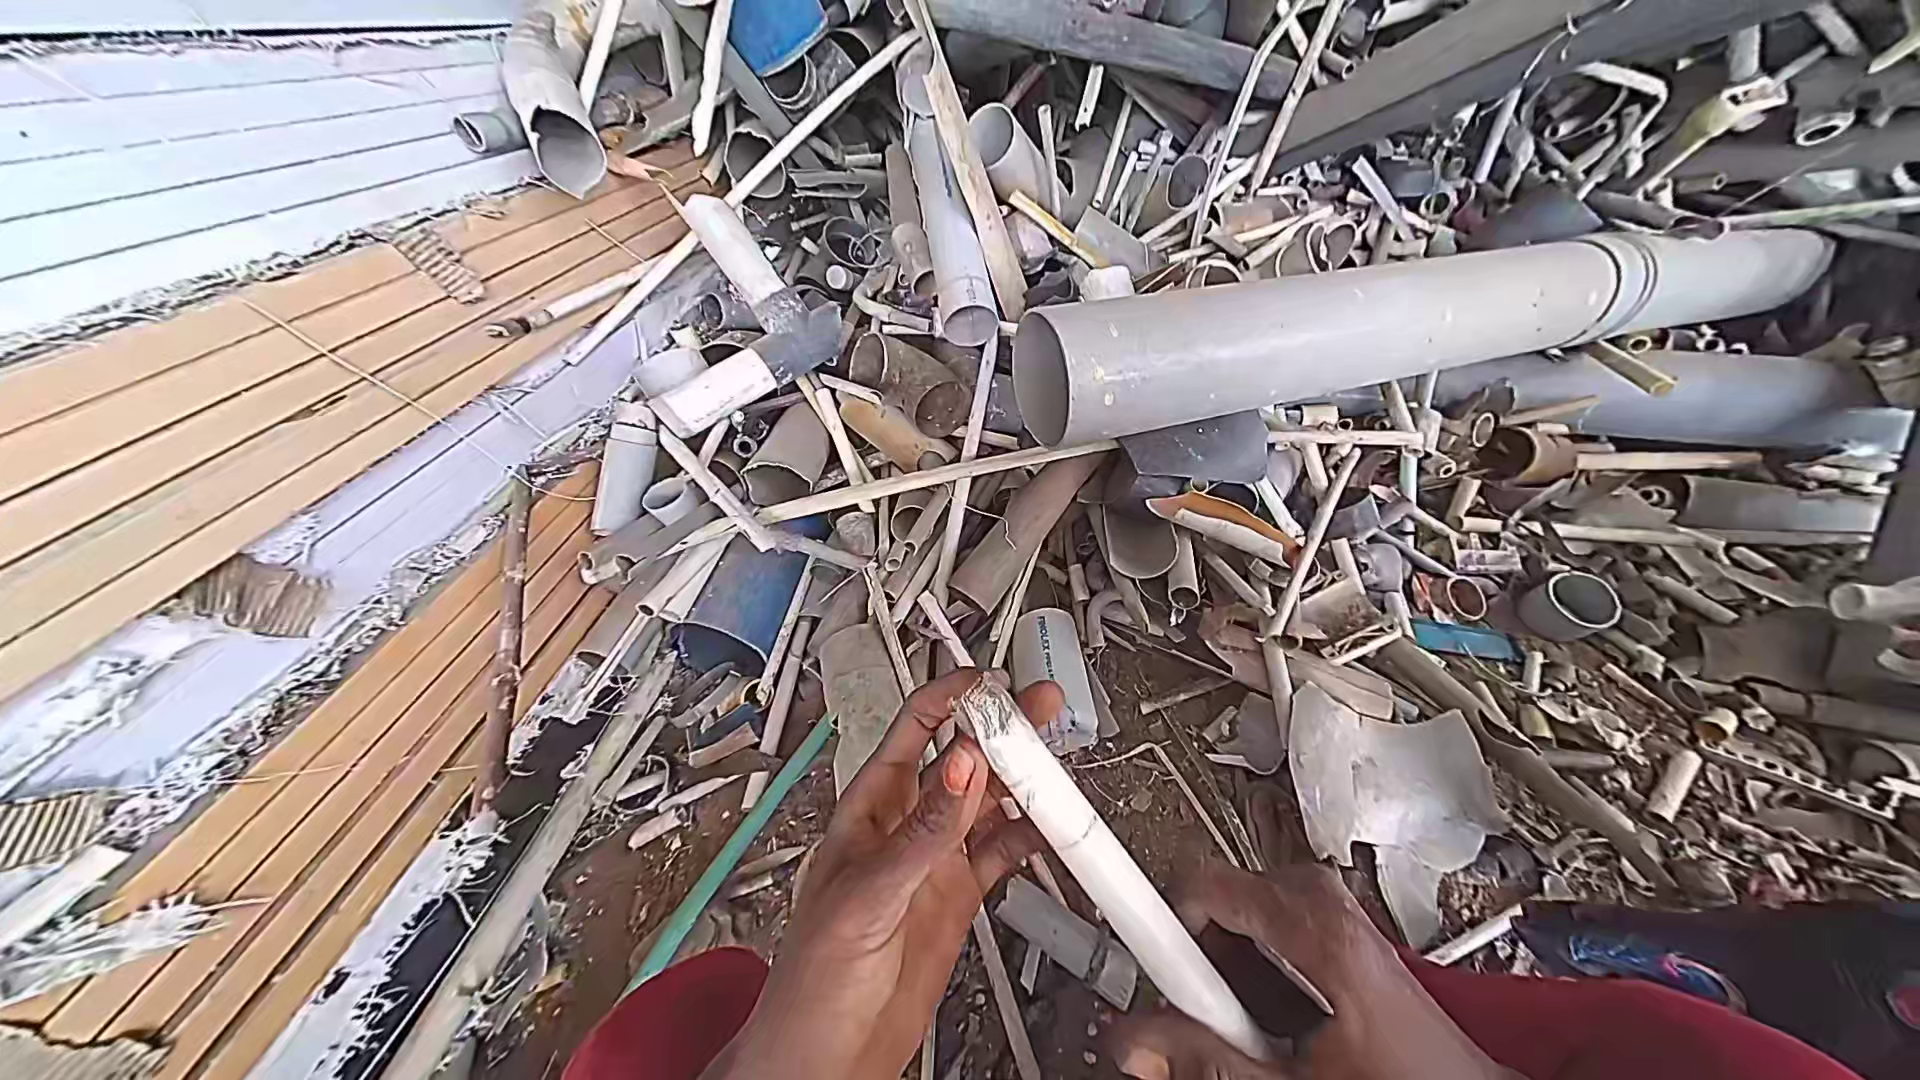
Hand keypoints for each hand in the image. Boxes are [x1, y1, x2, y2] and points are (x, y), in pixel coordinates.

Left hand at [701, 669, 1059, 1079]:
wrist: (828, 1060)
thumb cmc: (814, 976)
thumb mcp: (868, 894)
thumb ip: (922, 832)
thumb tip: (960, 767)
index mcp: (873, 803)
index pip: (915, 727)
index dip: (951, 697)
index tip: (988, 684)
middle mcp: (909, 820)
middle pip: (963, 755)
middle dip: (1001, 728)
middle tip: (1038, 709)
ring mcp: (938, 854)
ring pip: (990, 797)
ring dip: (1023, 777)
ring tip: (1053, 763)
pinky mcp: (961, 890)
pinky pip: (1004, 849)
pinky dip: (1031, 835)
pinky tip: (1050, 825)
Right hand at [1107, 860, 1504, 1079]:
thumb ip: (1207, 1062)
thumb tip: (1135, 1039)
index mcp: (1315, 927)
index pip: (1200, 886)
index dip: (1150, 910)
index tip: (1120, 924)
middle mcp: (1320, 900)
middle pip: (1211, 900)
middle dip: (1197, 960)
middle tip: (1211, 1015)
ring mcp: (1326, 906)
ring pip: (1232, 912)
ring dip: (1221, 968)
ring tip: (1254, 1028)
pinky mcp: (1328, 918)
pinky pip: (1258, 922)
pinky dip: (1247, 966)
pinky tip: (1273, 1017)